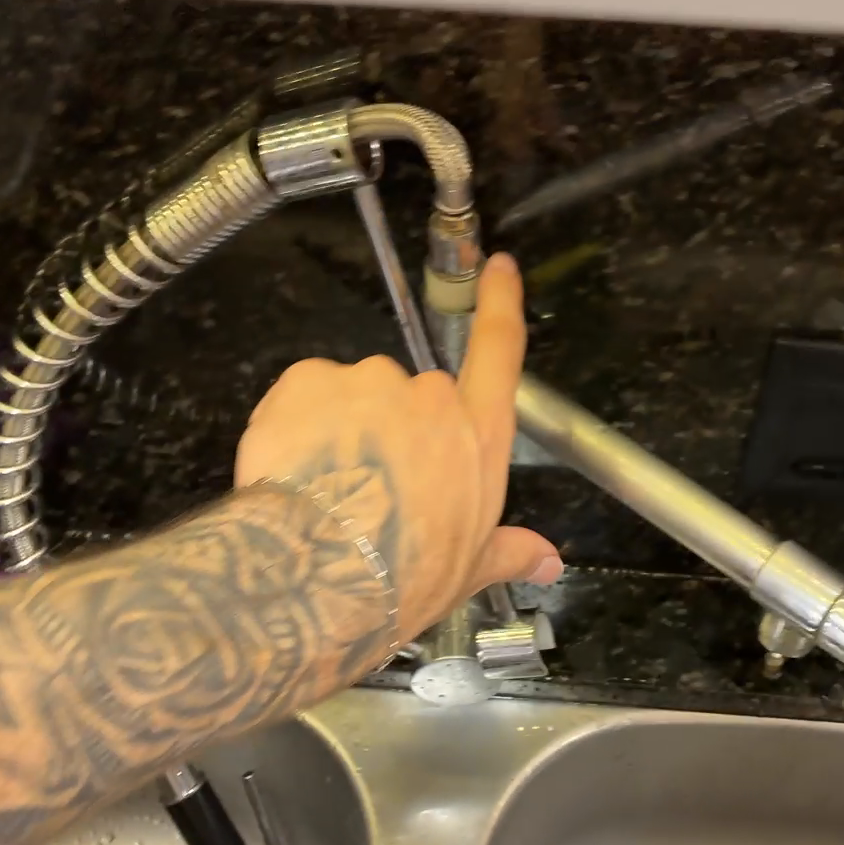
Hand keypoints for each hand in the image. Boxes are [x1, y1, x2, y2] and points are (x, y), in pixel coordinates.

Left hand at [234, 254, 560, 639]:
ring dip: (343, 427)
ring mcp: (371, 382)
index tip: (498, 267)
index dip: (500, 303)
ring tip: (328, 485)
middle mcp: (431, 397)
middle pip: (413, 394)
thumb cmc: (406, 576)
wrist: (323, 574)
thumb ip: (510, 551)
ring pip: (356, 394)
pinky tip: (295, 468)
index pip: (498, 351)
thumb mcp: (470, 568)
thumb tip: (549, 560)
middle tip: (372, 483)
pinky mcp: (311, 379)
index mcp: (477, 436)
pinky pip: (306, 393)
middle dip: (393, 428)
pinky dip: (297, 423)